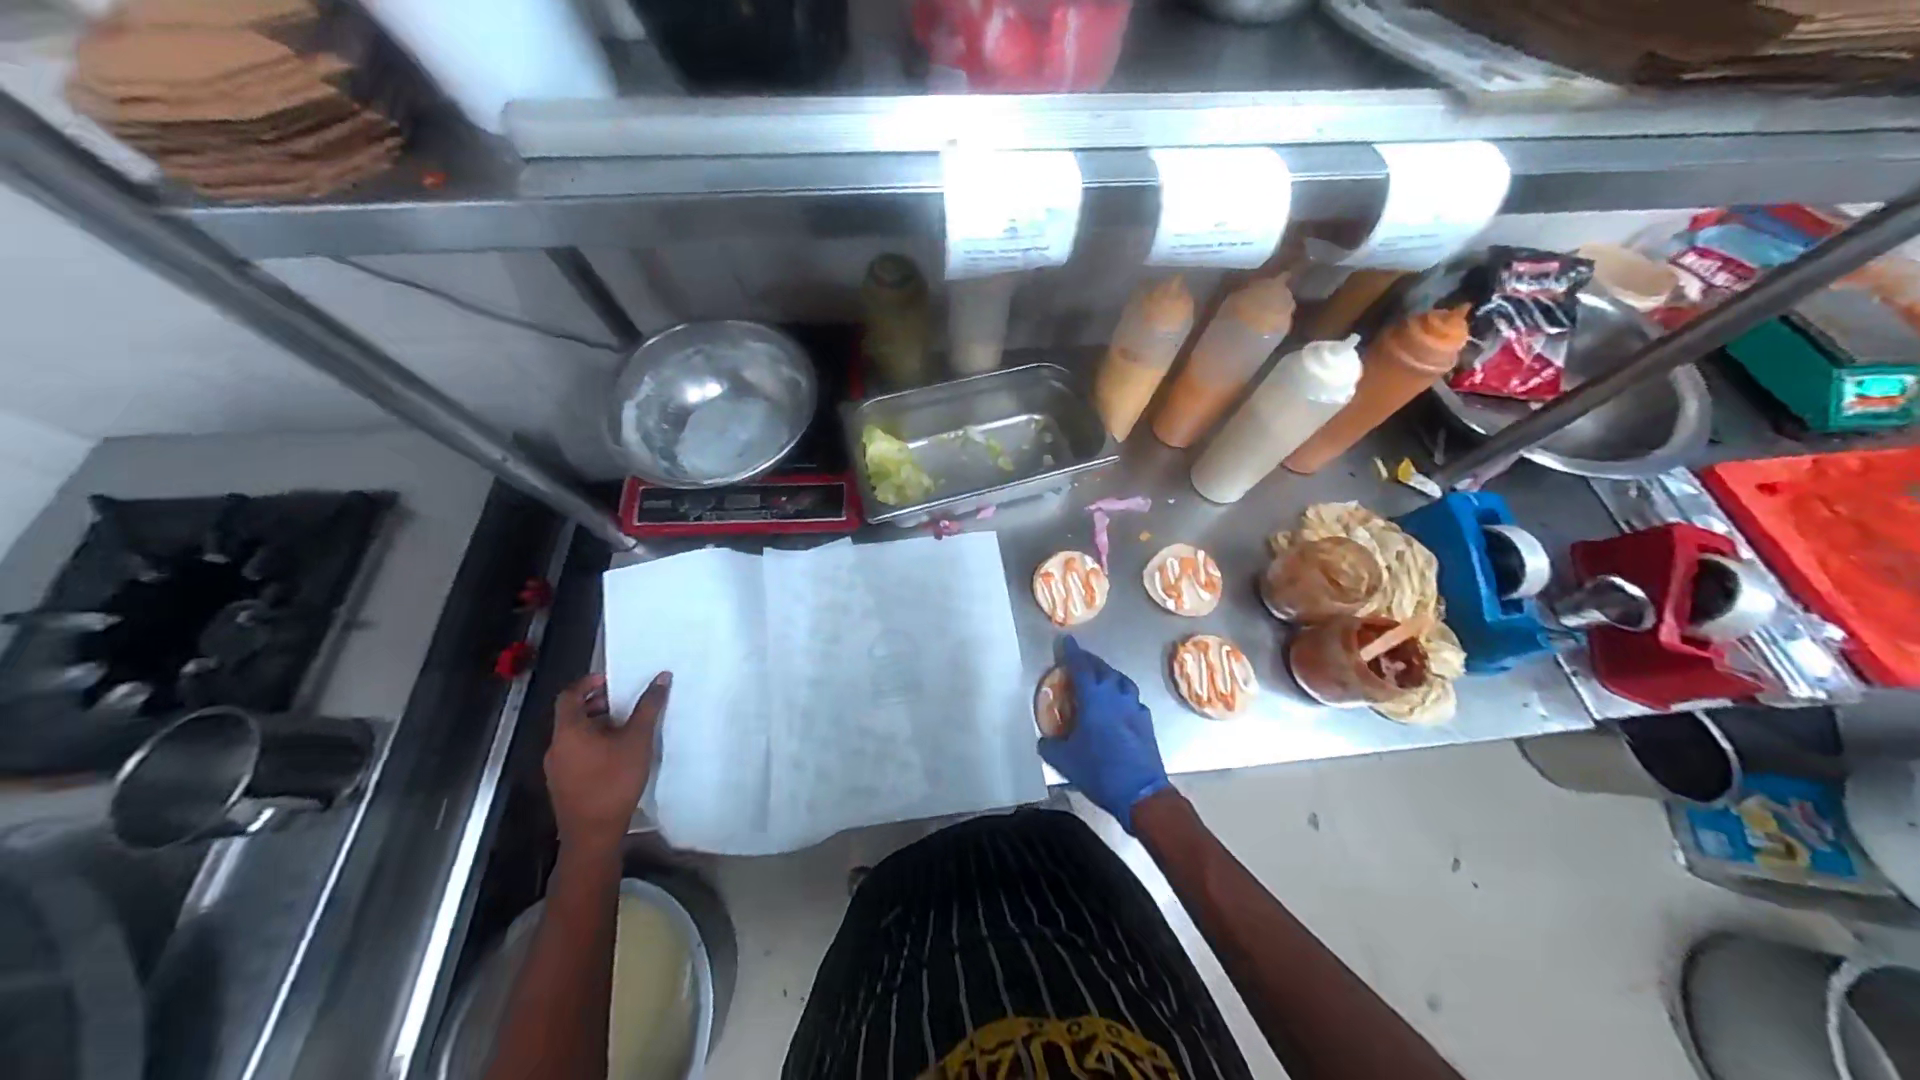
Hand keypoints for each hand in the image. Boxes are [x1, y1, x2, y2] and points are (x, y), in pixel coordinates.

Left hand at [545, 671, 670, 851]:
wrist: (593, 833)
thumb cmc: (614, 780)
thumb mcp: (638, 739)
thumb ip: (649, 707)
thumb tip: (662, 677)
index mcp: (569, 730)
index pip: (568, 695)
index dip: (587, 683)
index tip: (609, 680)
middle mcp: (556, 745)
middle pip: (571, 715)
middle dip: (596, 703)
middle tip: (622, 702)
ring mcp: (556, 767)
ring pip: (573, 735)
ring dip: (595, 725)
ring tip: (623, 727)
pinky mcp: (562, 784)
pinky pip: (574, 752)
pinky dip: (591, 743)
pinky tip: (615, 754)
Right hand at [1038, 636, 1169, 832]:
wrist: (1141, 792)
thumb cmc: (1099, 770)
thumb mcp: (1064, 760)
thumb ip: (1050, 745)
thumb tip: (1044, 740)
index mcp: (1094, 697)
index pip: (1080, 666)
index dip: (1071, 652)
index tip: (1066, 640)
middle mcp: (1116, 695)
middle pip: (1103, 668)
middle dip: (1089, 661)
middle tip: (1079, 660)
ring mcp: (1135, 707)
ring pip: (1121, 681)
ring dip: (1108, 675)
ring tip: (1099, 679)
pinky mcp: (1146, 721)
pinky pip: (1131, 700)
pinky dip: (1121, 696)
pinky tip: (1117, 707)